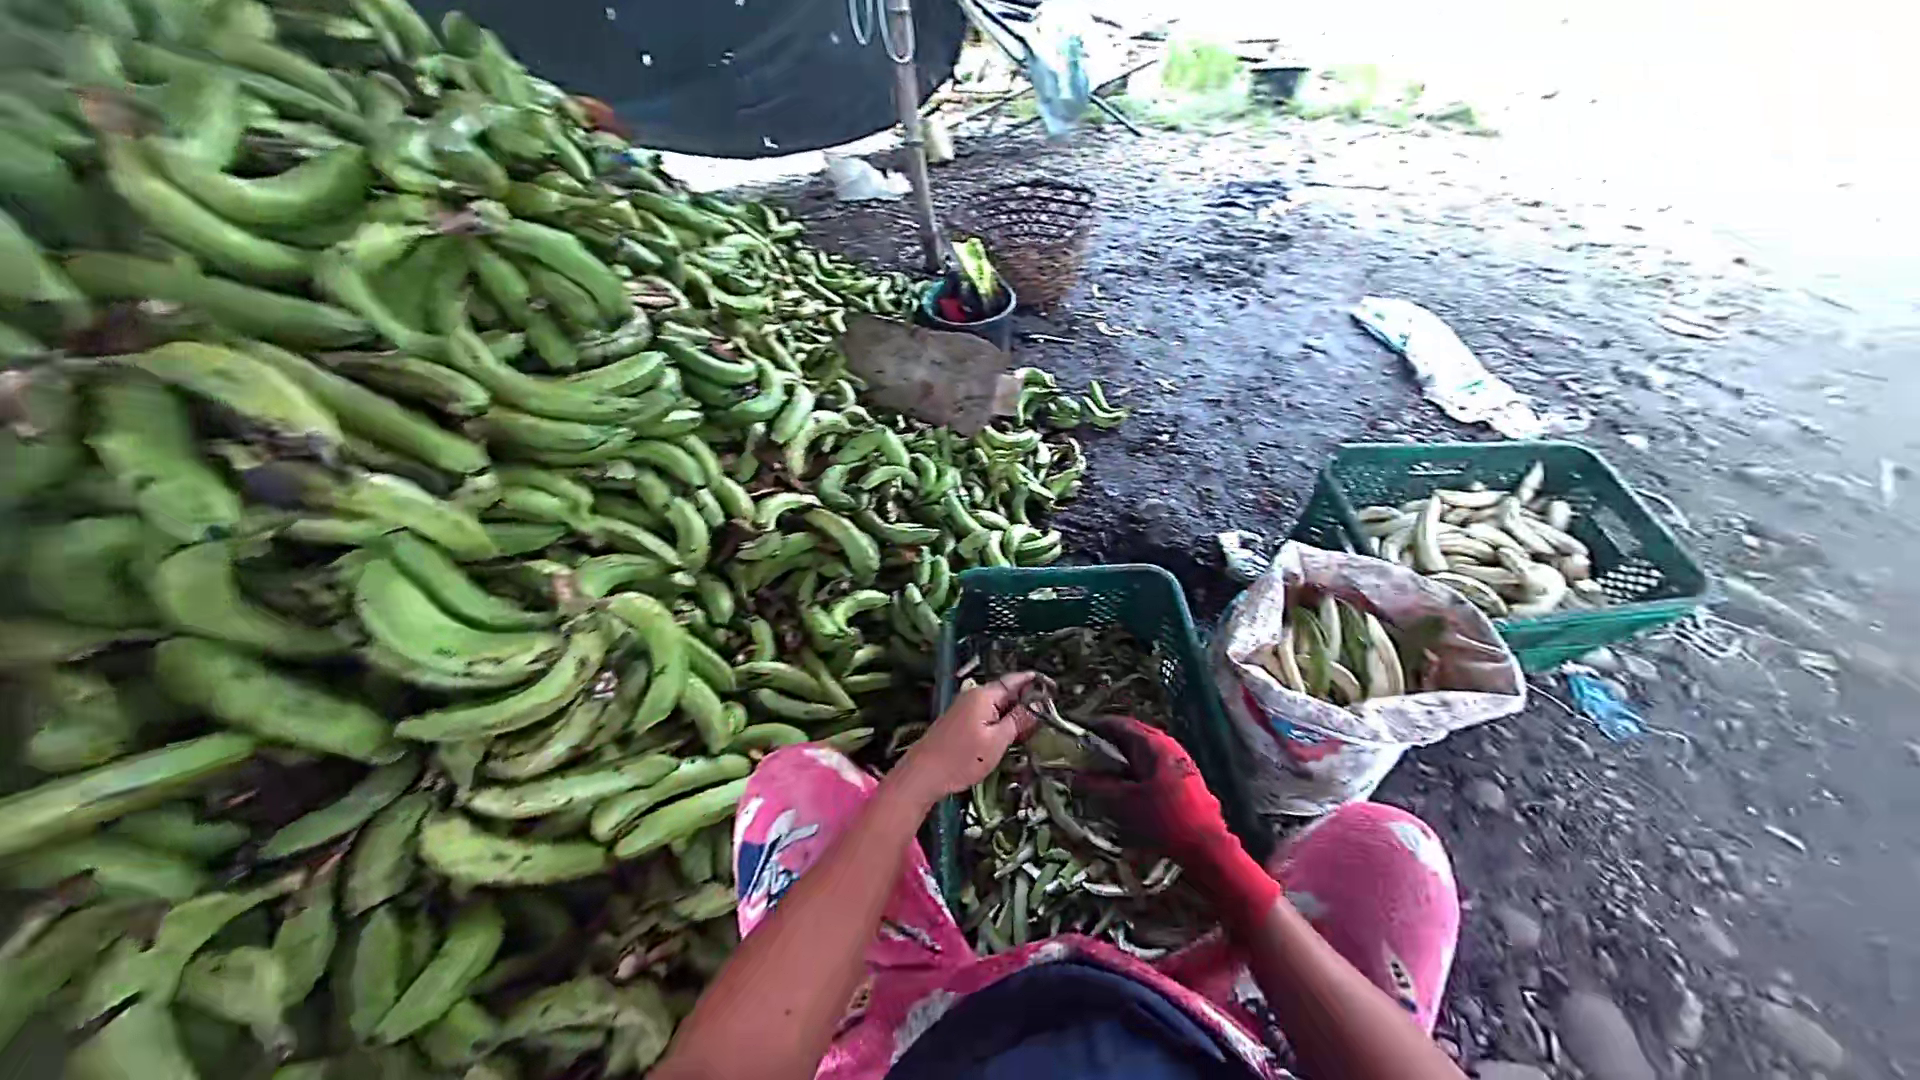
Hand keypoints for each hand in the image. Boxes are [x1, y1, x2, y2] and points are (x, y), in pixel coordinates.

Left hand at [890, 673, 1039, 806]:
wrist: (924, 773)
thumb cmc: (962, 758)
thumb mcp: (997, 742)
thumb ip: (1017, 721)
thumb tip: (1037, 705)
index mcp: (984, 695)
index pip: (1014, 680)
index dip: (1034, 682)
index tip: (1053, 688)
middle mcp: (974, 695)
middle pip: (1006, 692)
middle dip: (1026, 700)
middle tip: (1049, 713)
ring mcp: (965, 707)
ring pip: (997, 704)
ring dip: (1014, 713)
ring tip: (1034, 726)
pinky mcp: (960, 720)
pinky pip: (987, 714)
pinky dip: (1001, 720)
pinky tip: (1010, 734)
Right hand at [1076, 715, 1280, 931]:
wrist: (1208, 849)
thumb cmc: (1164, 820)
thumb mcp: (1122, 803)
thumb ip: (1096, 787)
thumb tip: (1074, 777)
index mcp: (1152, 743)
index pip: (1117, 724)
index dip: (1094, 726)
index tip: (1075, 731)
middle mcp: (1168, 745)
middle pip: (1131, 734)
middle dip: (1107, 741)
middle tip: (1086, 750)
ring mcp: (1180, 761)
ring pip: (1143, 750)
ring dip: (1122, 755)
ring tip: (1103, 768)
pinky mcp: (1185, 778)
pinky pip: (1153, 764)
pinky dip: (1135, 768)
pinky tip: (1127, 785)